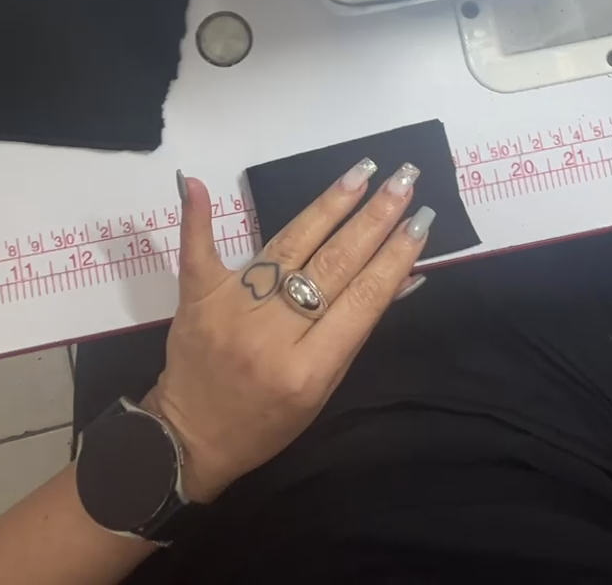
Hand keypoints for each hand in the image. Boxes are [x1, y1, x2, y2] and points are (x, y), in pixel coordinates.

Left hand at [143, 160, 432, 502]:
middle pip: (333, 264)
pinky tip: (200, 183)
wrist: (190, 438)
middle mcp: (272, 334)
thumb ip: (354, 330)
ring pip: (290, 245)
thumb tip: (399, 276)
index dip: (395, 256)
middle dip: (374, 218)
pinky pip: (198, 253)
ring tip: (362, 172)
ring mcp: (232, 310)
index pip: (363, 299)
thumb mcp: (323, 388)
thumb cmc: (268, 420)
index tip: (421, 220)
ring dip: (331, 205)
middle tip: (403, 181)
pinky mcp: (198, 297)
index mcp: (309, 368)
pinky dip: (198, 218)